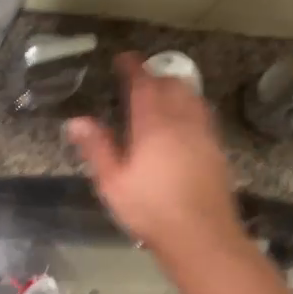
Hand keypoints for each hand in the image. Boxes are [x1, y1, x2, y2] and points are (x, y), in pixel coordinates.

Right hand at [65, 52, 244, 258]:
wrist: (201, 236)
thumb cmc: (150, 209)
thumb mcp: (112, 182)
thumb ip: (96, 148)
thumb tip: (76, 121)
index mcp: (153, 125)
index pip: (143, 84)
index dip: (133, 67)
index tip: (123, 58)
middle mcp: (182, 122)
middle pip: (172, 85)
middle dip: (155, 76)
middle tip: (139, 78)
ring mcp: (204, 135)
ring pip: (193, 97)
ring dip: (176, 88)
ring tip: (162, 94)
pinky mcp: (216, 150)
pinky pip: (203, 115)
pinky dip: (191, 106)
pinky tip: (184, 122)